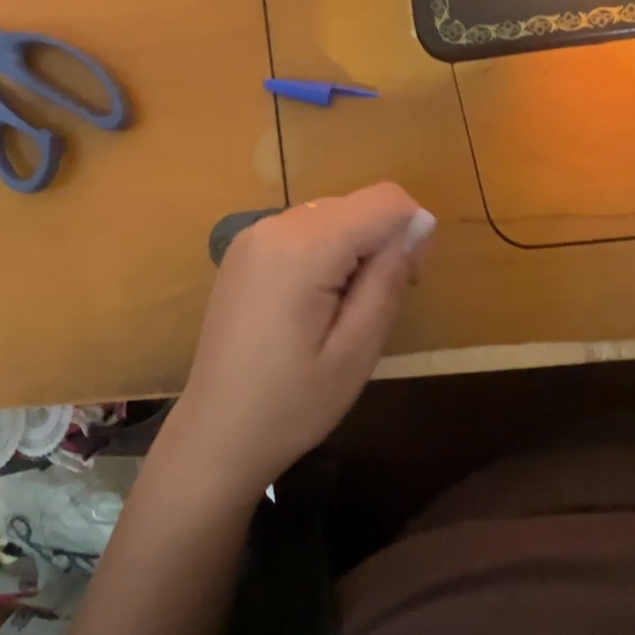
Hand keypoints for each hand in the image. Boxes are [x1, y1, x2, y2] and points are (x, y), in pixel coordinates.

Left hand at [167, 183, 435, 495]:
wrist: (216, 434)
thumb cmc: (292, 405)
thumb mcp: (357, 350)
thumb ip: (388, 276)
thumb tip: (418, 222)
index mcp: (303, 247)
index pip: (384, 200)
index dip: (413, 231)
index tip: (410, 282)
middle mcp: (274, 225)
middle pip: (356, 204)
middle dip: (382, 241)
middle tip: (377, 307)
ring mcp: (252, 235)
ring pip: (331, 214)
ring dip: (353, 248)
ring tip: (344, 311)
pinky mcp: (243, 252)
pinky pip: (302, 230)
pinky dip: (324, 252)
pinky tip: (314, 304)